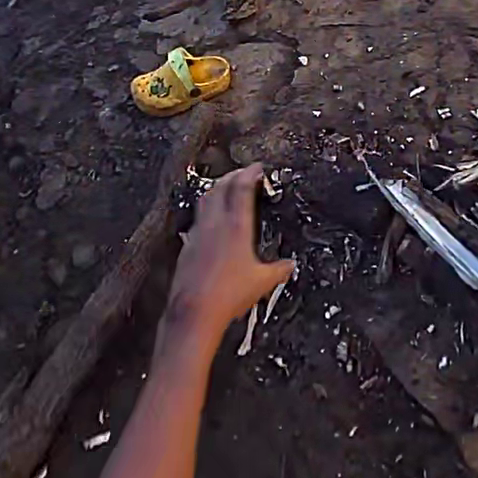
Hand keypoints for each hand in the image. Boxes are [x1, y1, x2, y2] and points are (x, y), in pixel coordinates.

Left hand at [162, 165, 294, 347]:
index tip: (257, 167)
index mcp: (236, 226)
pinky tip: (211, 218)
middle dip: (233, 176)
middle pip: (221, 187)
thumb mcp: (262, 282)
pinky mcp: (188, 245)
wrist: (195, 310)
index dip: (250, 174)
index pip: (242, 189)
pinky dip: (207, 209)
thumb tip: (290, 265)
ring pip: (206, 199)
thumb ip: (279, 270)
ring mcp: (198, 232)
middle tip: (243, 173)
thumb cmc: (229, 294)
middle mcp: (215, 223)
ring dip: (217, 188)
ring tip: (226, 187)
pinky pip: (198, 218)